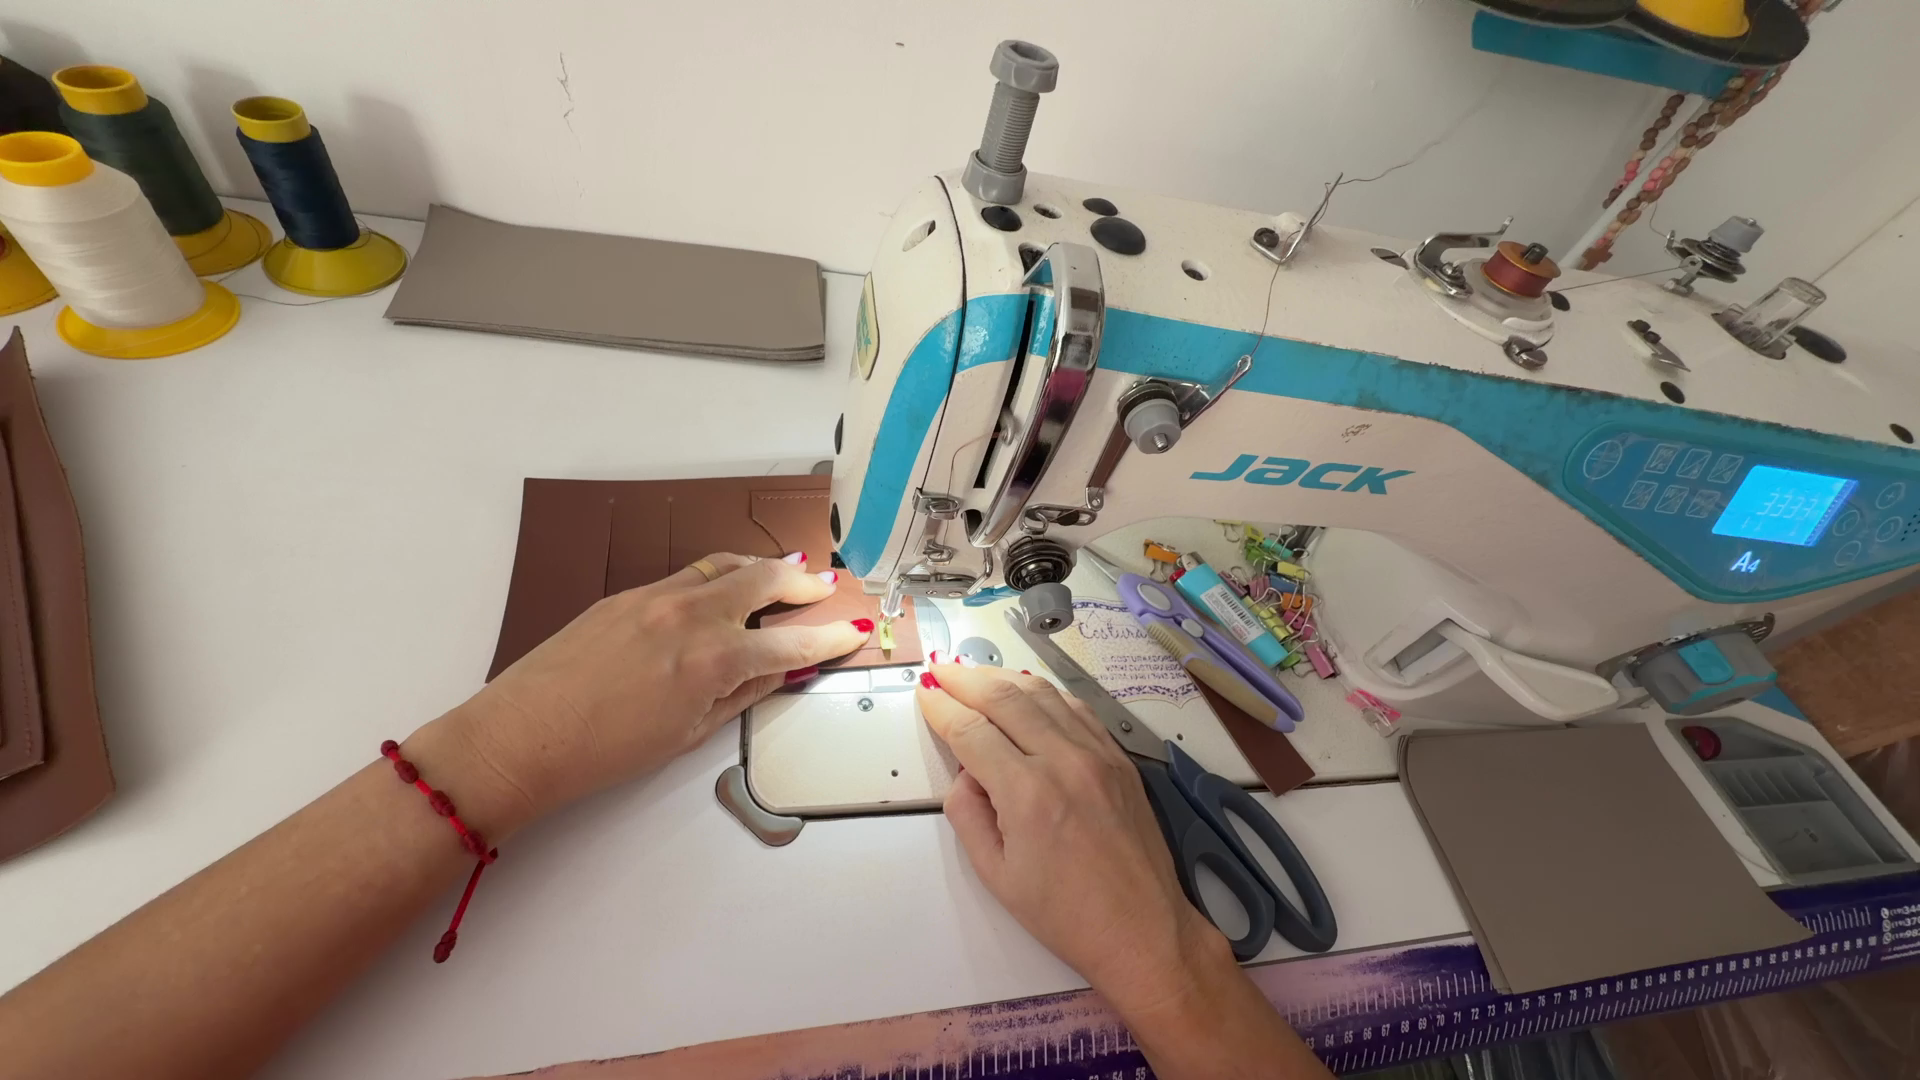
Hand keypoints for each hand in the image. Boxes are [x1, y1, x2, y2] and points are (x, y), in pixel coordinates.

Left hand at [442, 552, 869, 826]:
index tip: (853, 631)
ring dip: (763, 566)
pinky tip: (724, 588)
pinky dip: (721, 575)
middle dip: (804, 581)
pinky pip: (689, 574)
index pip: (793, 641)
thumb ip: (746, 693)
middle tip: (822, 587)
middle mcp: (693, 615)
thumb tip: (784, 669)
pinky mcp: (628, 593)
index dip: (831, 637)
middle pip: (766, 579)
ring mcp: (657, 595)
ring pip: (727, 564)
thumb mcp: (691, 733)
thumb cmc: (608, 751)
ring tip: (783, 571)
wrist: (519, 738)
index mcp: (714, 659)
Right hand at [915, 663, 1230, 1016]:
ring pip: (1042, 693)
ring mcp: (1096, 753)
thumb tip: (966, 770)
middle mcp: (1063, 761)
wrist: (1143, 929)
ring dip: (1003, 676)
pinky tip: (1026, 689)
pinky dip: (1044, 691)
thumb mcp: (995, 874)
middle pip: (1005, 698)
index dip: (942, 708)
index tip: (925, 694)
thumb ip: (968, 813)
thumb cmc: (1065, 913)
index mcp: (1027, 794)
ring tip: (975, 673)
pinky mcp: (1118, 756)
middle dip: (965, 679)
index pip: (971, 731)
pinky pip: (1076, 707)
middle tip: (941, 670)